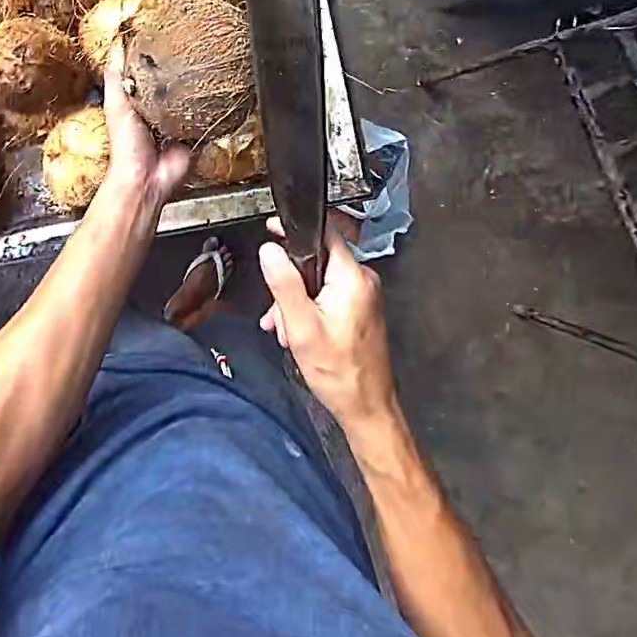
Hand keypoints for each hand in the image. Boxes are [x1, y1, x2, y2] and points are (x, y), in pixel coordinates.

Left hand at [102, 44, 190, 205]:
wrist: (147, 176)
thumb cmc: (126, 144)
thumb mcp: (116, 105)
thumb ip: (115, 80)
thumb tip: (114, 48)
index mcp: (137, 104)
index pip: (146, 76)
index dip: (153, 61)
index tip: (163, 40)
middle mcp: (156, 112)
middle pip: (169, 86)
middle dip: (177, 74)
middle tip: (190, 52)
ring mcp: (175, 123)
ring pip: (187, 99)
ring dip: (193, 90)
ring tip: (204, 67)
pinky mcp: (191, 133)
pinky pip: (202, 117)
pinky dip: (206, 109)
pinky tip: (212, 92)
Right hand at [259, 214, 397, 429]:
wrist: (366, 407)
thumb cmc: (340, 372)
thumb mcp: (301, 325)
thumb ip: (284, 283)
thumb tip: (269, 250)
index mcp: (352, 278)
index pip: (324, 234)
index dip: (295, 230)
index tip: (273, 229)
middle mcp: (362, 281)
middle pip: (316, 261)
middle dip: (290, 283)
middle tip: (277, 310)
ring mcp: (363, 295)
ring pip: (319, 280)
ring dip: (296, 300)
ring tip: (286, 328)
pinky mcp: (360, 308)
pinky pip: (328, 294)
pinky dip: (309, 307)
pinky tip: (296, 330)